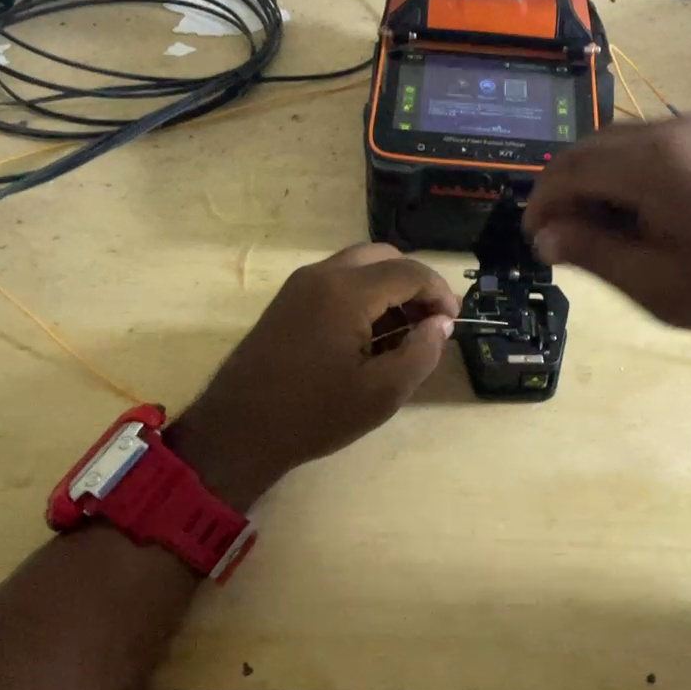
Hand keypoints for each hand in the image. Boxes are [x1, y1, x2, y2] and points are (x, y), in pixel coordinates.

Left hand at [164, 243, 457, 506]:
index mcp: (346, 292)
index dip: (439, 292)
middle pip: (383, 257)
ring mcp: (300, 285)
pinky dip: (363, 294)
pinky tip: (369, 335)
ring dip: (388, 287)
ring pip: (359, 265)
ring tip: (403, 331)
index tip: (452, 321)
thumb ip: (421, 353)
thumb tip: (441, 324)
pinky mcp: (287, 300)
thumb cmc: (314, 415)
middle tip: (429, 321)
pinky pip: (337, 280)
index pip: (409, 272)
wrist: (237, 432)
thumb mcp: (382, 394)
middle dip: (414, 283)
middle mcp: (322, 275)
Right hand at [523, 117, 690, 343]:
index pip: (568, 167)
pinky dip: (636, 177)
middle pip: (594, 147)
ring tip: (610, 238)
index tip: (534, 243)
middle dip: (569, 192)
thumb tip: (545, 236)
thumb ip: (593, 253)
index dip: (541, 203)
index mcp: (653, 160)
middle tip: (569, 245)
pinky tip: (651, 219)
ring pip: (626, 145)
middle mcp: (675, 129)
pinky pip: (661, 149)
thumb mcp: (660, 285)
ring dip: (602, 184)